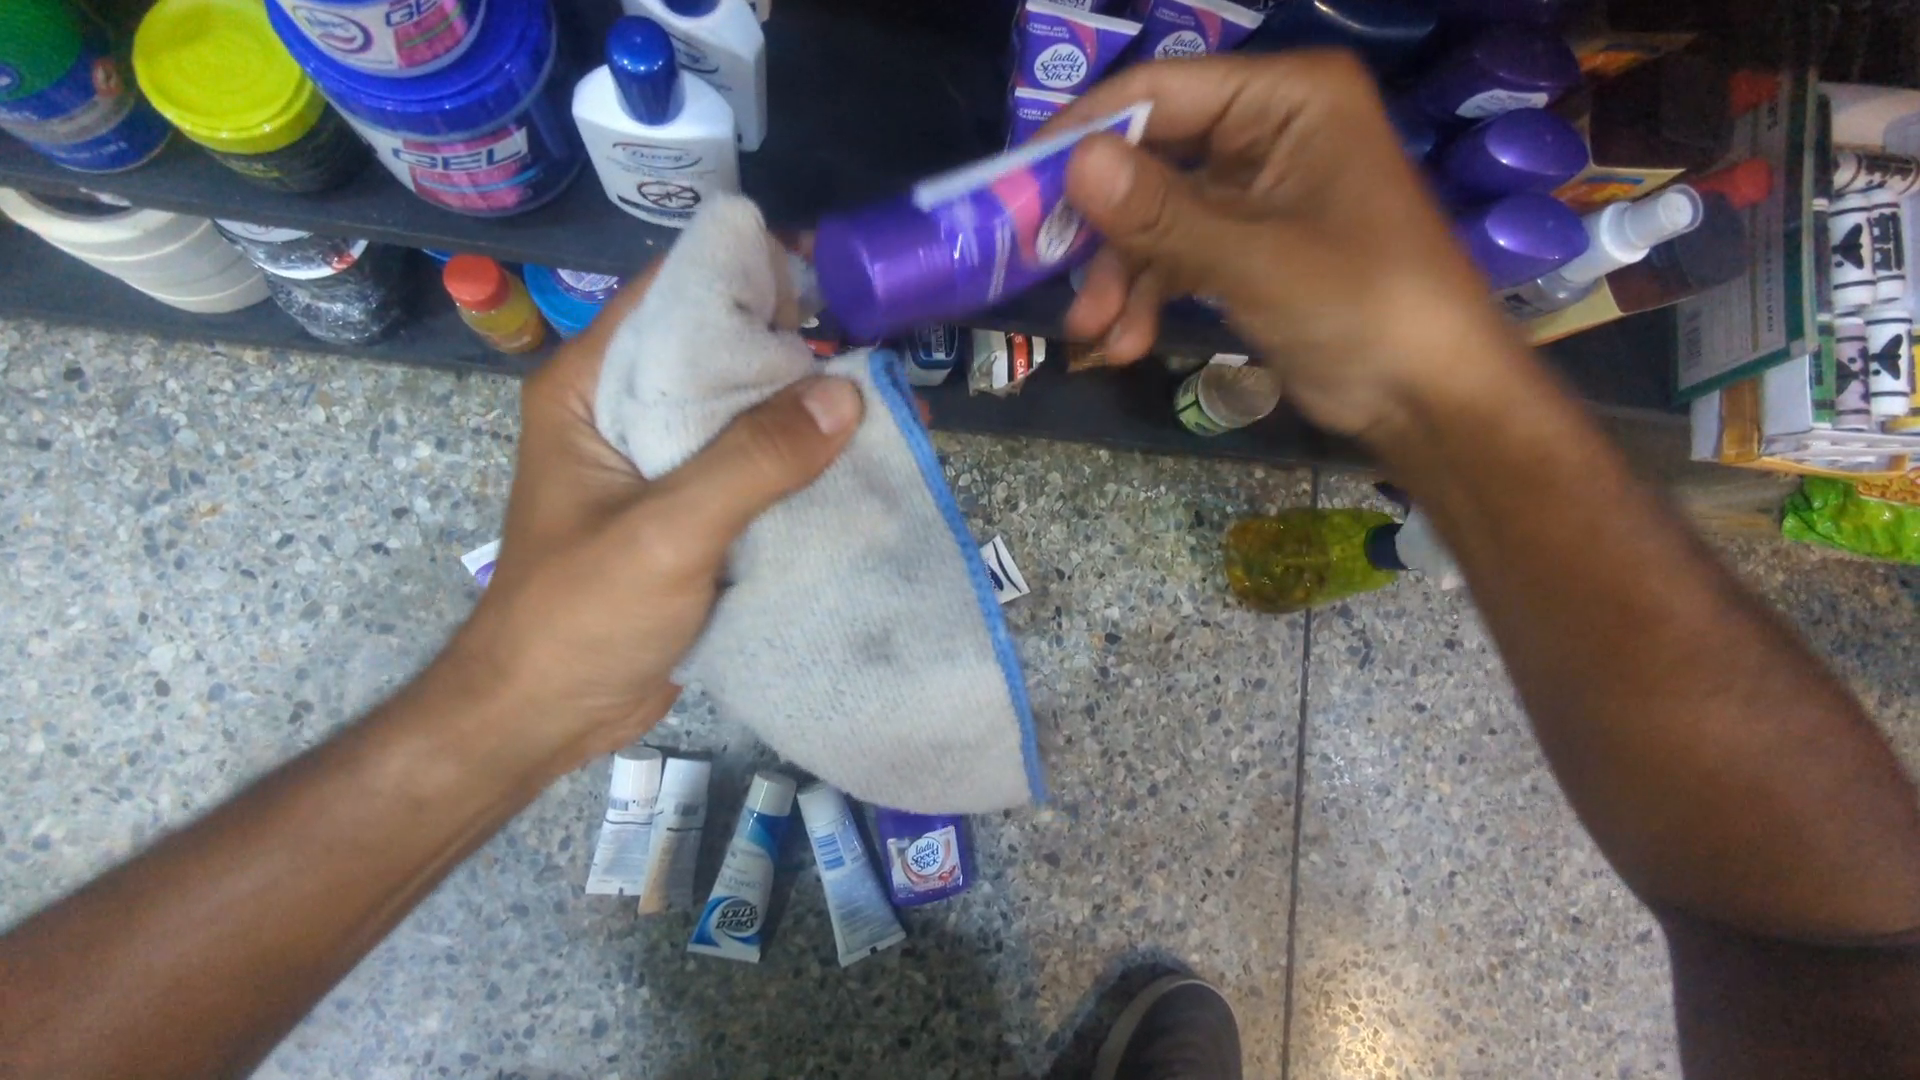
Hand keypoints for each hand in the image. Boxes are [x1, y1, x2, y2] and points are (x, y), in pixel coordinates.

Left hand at [446, 260, 863, 772]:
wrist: (546, 716)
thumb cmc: (579, 617)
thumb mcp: (666, 532)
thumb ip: (752, 462)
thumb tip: (847, 395)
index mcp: (591, 387)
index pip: (672, 296)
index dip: (744, 275)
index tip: (828, 276)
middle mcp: (626, 412)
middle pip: (719, 355)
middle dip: (794, 351)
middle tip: (875, 350)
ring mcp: (661, 466)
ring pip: (744, 416)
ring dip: (805, 412)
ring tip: (884, 406)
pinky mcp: (691, 513)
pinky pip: (753, 470)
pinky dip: (799, 466)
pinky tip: (855, 467)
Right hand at [1053, 52, 1525, 441]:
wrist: (1425, 396)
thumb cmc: (1363, 307)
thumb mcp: (1254, 258)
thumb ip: (1161, 214)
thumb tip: (1073, 166)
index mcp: (1286, 100)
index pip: (1160, 94)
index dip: (1086, 135)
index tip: (1021, 183)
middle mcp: (1267, 132)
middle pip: (1150, 160)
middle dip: (1104, 229)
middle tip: (1047, 269)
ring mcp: (1254, 194)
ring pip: (1156, 220)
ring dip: (1120, 277)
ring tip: (1093, 332)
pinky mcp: (1246, 249)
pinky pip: (1177, 258)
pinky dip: (1148, 298)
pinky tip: (1128, 344)